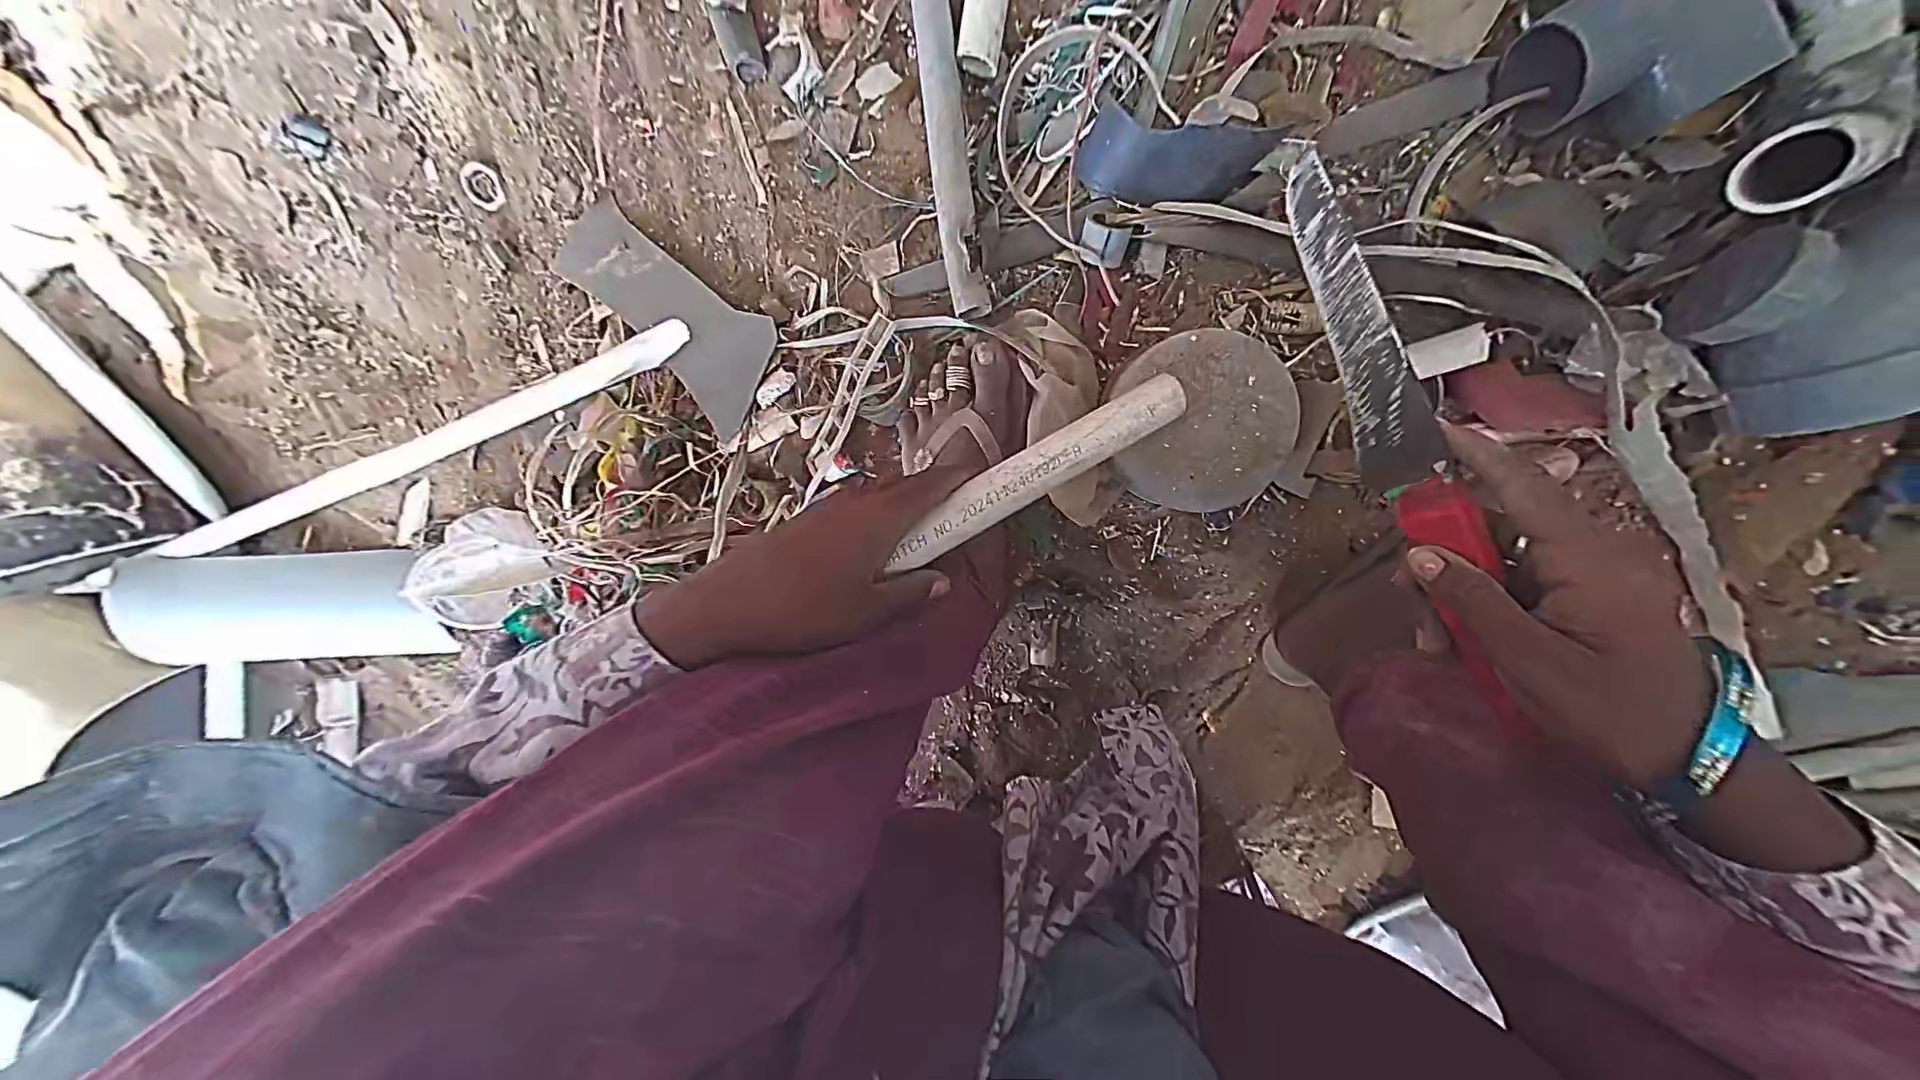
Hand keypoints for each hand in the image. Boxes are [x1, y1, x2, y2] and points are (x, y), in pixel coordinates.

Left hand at [634, 468, 966, 667]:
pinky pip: (856, 510)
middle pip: (908, 487)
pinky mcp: (810, 518)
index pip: (934, 485)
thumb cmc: (803, 608)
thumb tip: (941, 581)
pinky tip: (867, 553)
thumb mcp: (868, 611)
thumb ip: (911, 592)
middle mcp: (858, 502)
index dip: (963, 478)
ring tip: (909, 547)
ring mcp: (830, 507)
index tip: (986, 477)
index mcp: (881, 518)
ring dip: (903, 511)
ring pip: (881, 498)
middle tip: (952, 521)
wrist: (726, 603)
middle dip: (935, 497)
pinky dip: (875, 520)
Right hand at [1405, 425, 1711, 789]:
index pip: (1524, 490)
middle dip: (1441, 560)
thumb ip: (1470, 600)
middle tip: (1405, 597)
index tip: (1441, 429)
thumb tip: (1418, 555)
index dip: (1480, 456)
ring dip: (1453, 596)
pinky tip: (1458, 647)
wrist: (1685, 762)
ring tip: (1435, 643)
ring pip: (1494, 563)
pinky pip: (1511, 588)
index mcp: (1587, 560)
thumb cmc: (1609, 710)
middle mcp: (1586, 558)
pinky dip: (1476, 611)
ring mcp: (1582, 580)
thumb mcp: (1525, 659)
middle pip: (1492, 532)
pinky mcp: (1577, 601)